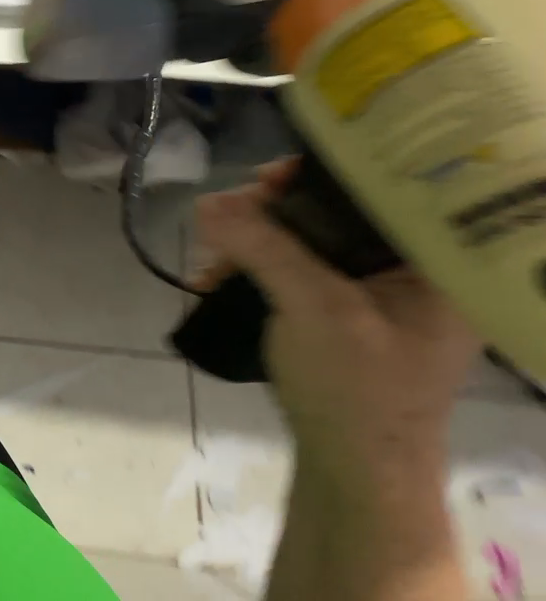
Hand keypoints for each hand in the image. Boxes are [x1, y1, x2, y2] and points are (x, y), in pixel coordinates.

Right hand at [194, 160, 479, 479]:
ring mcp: (370, 294)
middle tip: (224, 219)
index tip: (266, 178)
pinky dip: (250, 267)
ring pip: (303, 240)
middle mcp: (408, 273)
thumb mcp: (315, 310)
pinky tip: (217, 278)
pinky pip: (288, 268)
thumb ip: (266, 250)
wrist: (351, 464)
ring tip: (212, 261)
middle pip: (332, 214)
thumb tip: (206, 202)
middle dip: (269, 214)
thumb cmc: (357, 389)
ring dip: (249, 242)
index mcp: (434, 270)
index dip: (324, 175)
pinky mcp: (335, 311)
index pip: (384, 194)